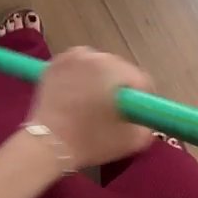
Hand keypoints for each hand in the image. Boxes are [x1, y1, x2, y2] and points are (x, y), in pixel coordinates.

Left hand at [27, 48, 154, 168]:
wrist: (48, 142)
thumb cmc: (92, 140)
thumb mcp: (133, 139)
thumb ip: (149, 122)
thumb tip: (147, 114)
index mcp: (114, 69)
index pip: (141, 80)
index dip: (143, 98)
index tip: (136, 114)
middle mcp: (94, 55)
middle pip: (119, 69)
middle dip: (120, 86)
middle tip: (114, 109)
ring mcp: (71, 56)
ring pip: (98, 65)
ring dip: (100, 79)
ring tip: (93, 102)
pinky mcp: (54, 62)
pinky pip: (77, 65)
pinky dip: (81, 75)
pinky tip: (78, 93)